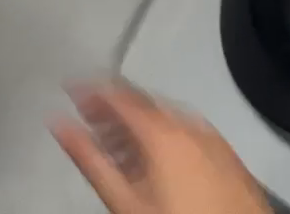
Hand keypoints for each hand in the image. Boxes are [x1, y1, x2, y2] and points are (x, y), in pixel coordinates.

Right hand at [51, 81, 270, 213]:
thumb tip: (56, 121)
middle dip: (113, 108)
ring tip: (119, 148)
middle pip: (142, 103)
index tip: (68, 93)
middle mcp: (189, 125)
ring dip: (139, 125)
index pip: (116, 92)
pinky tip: (157, 164)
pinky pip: (190, 135)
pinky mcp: (233, 162)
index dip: (88, 89)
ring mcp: (216, 143)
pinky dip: (166, 138)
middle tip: (89, 122)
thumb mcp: (124, 201)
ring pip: (167, 118)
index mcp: (162, 130)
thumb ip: (88, 157)